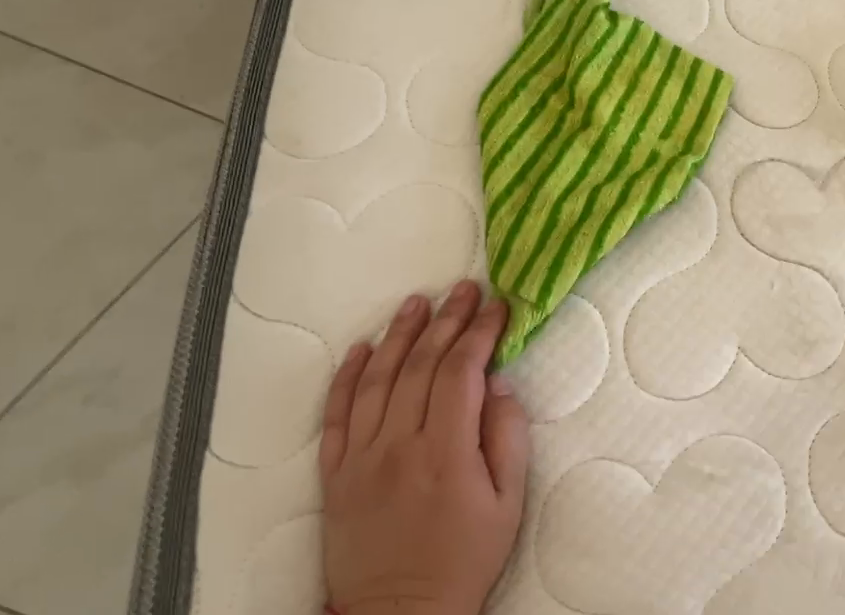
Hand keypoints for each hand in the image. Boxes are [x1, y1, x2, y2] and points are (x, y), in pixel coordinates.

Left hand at [321, 281, 528, 614]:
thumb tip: (498, 384)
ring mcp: (360, 460)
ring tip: (417, 302)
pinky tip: (360, 348)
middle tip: (465, 288)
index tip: (499, 307)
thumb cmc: (466, 556)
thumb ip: (507, 437)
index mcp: (447, 453)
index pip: (462, 373)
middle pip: (420, 367)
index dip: (481, 333)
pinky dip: (345, 378)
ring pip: (376, 382)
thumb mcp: (509, 500)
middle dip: (447, 321)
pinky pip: (336, 417)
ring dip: (398, 336)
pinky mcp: (335, 476)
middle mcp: (398, 448)